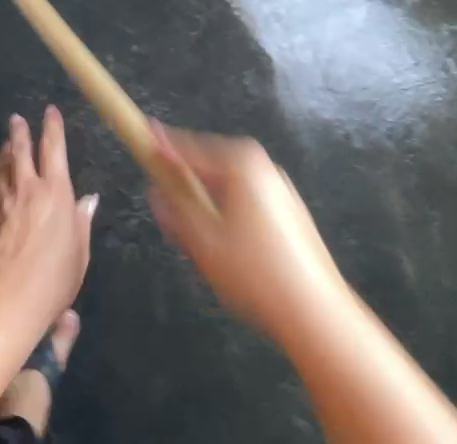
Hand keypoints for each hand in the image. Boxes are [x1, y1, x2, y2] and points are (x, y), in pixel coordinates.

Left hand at [0, 107, 98, 326]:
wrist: (6, 296)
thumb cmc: (53, 277)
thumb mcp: (80, 252)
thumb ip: (82, 222)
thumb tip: (88, 200)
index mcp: (55, 192)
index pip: (55, 149)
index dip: (53, 128)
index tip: (50, 111)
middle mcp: (27, 188)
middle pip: (21, 150)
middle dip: (21, 132)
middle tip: (17, 119)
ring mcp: (1, 200)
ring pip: (3, 167)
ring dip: (6, 153)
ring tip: (6, 145)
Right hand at [148, 122, 354, 342]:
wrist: (316, 315)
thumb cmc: (254, 273)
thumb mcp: (201, 240)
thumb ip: (174, 207)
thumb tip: (156, 188)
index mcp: (241, 163)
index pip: (189, 146)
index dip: (162, 148)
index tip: (140, 142)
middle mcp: (264, 168)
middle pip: (209, 169)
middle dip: (187, 192)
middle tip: (172, 224)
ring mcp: (280, 191)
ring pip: (228, 192)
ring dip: (207, 212)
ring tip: (201, 250)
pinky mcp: (290, 215)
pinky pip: (246, 207)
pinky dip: (229, 221)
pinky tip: (229, 259)